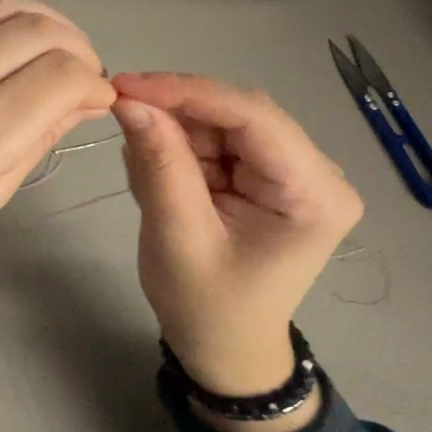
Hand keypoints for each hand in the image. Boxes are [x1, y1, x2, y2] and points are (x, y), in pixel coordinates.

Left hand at [0, 0, 116, 300]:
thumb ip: (40, 137)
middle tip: (81, 71)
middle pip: (35, 30)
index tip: (98, 97)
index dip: (94, 82)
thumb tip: (88, 96)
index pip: (60, 77)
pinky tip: (7, 39)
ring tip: (51, 47)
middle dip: (76, 45)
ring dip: (39, 19)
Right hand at [111, 73, 362, 431]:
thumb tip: (129, 101)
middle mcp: (313, 171)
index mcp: (313, 192)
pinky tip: (158, 180)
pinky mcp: (260, 173)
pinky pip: (210, 138)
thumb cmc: (205, 303)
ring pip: (217, 120)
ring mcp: (288, 170)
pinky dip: (174, 149)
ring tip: (144, 176)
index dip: (187, 91)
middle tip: (117, 114)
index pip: (252, 116)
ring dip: (170, 134)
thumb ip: (158, 163)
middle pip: (235, 112)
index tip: (123, 85)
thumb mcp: (176, 234)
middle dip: (174, 111)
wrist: (221, 346)